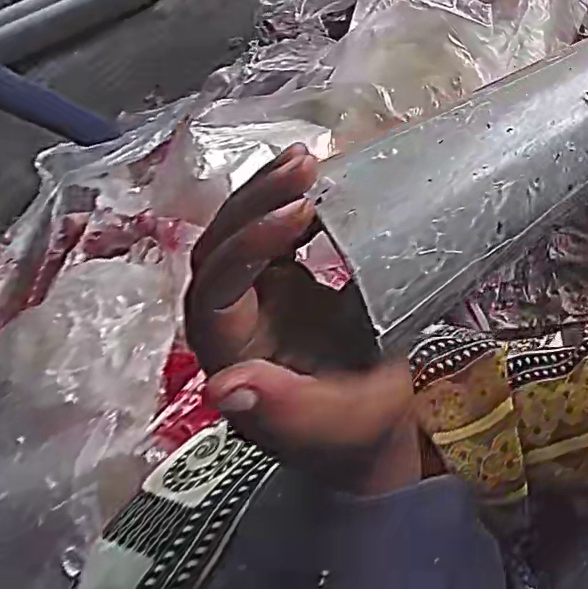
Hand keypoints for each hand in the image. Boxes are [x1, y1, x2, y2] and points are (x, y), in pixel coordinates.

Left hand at [186, 144, 421, 495]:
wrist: (370, 420)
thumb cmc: (355, 430)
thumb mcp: (333, 424)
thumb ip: (285, 411)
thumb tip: (222, 387)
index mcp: (230, 354)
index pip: (216, 288)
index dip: (249, 244)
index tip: (303, 211)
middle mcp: (228, 317)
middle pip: (219, 246)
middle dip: (257, 200)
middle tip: (306, 167)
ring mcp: (250, 291)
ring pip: (236, 228)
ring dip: (267, 188)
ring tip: (307, 159)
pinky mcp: (275, 274)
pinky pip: (266, 225)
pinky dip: (282, 194)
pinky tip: (307, 172)